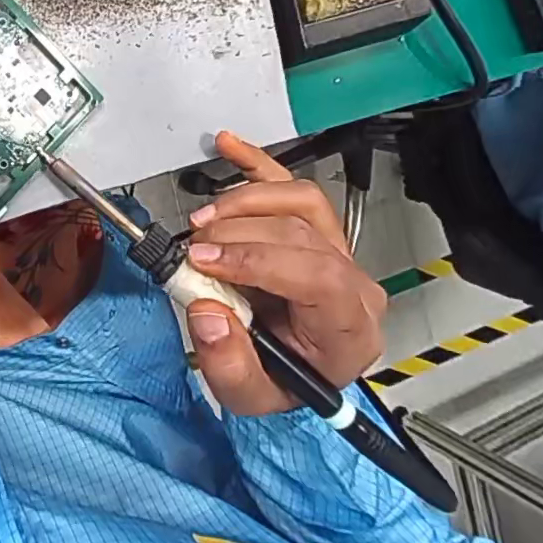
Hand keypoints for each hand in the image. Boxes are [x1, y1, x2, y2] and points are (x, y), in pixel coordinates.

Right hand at [180, 132, 387, 416]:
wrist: (289, 369)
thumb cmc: (277, 381)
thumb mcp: (248, 396)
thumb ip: (228, 364)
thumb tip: (206, 312)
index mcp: (349, 327)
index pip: (318, 276)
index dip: (256, 259)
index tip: (204, 260)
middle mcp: (351, 283)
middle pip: (300, 233)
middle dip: (234, 235)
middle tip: (191, 252)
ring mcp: (336, 250)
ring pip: (299, 200)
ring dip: (243, 202)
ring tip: (202, 220)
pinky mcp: (312, 230)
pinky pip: (290, 184)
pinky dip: (256, 163)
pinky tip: (229, 146)